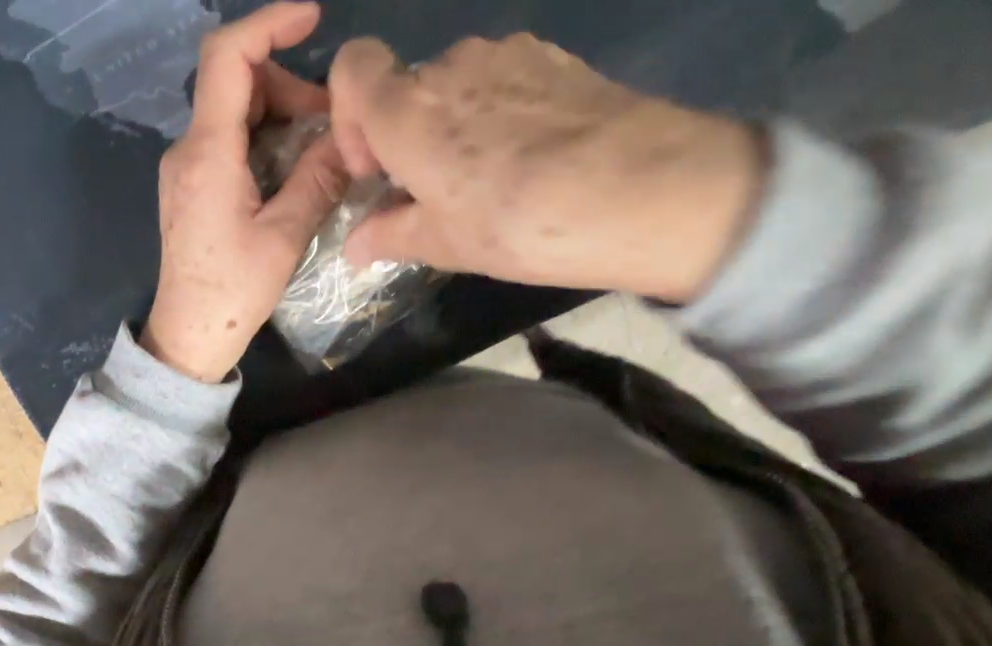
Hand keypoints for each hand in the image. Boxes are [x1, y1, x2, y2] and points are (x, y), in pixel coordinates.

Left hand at [141, 2, 348, 382]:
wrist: (188, 337)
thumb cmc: (232, 293)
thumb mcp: (284, 236)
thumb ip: (317, 178)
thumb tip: (350, 136)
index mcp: (208, 153)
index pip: (227, 58)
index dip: (268, 24)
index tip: (312, 19)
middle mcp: (189, 150)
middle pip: (235, 82)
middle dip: (288, 85)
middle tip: (332, 122)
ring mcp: (186, 168)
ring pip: (234, 111)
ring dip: (279, 114)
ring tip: (321, 148)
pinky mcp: (192, 187)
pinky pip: (228, 140)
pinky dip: (264, 138)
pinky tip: (294, 166)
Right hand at [327, 34, 764, 303]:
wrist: (640, 189)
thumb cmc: (517, 224)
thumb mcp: (443, 245)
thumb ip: (390, 234)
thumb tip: (356, 244)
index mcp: (406, 110)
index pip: (353, 67)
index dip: (351, 115)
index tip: (375, 168)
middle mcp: (449, 66)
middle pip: (409, 86)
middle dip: (410, 134)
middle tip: (435, 192)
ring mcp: (507, 54)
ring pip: (460, 85)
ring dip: (457, 125)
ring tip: (490, 180)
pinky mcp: (555, 58)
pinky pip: (504, 81)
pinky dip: (500, 114)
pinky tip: (531, 159)